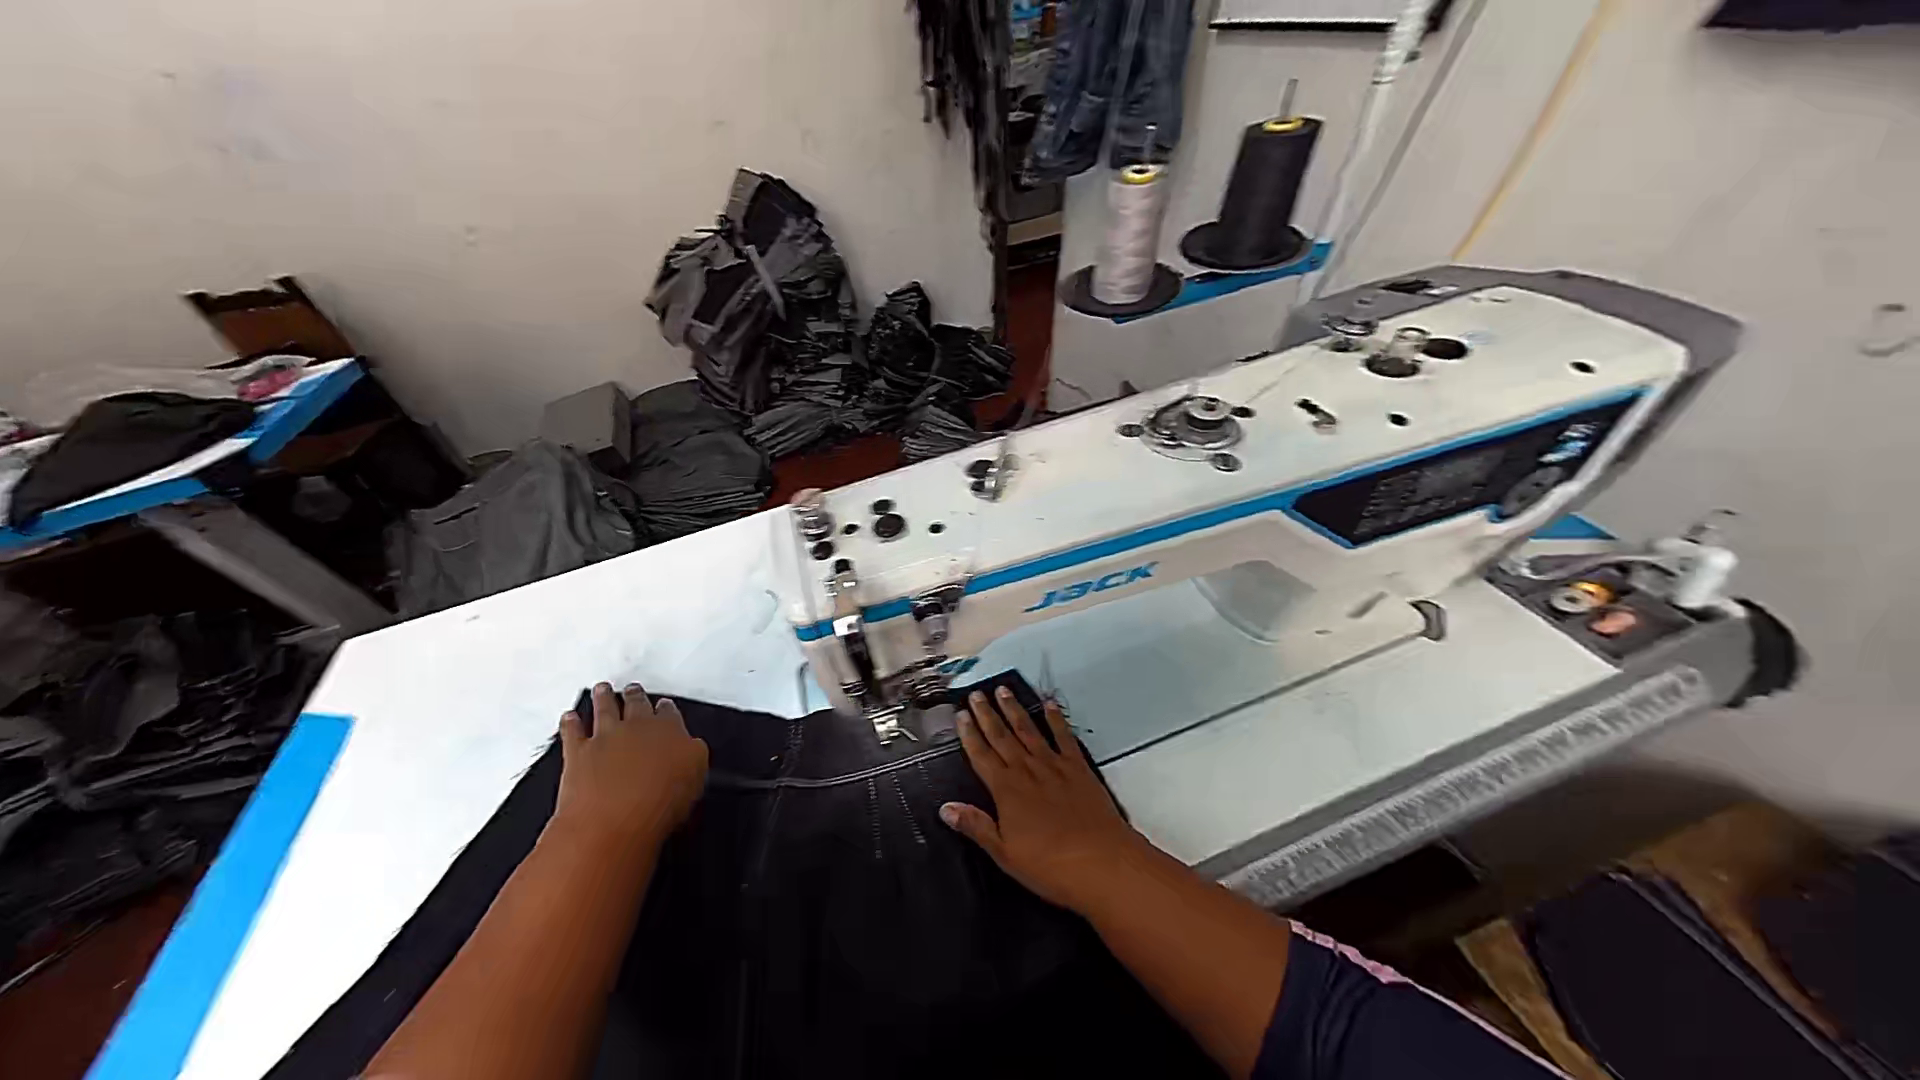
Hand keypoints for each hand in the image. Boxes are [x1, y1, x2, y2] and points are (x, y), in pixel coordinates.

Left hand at [553, 682, 708, 848]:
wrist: (614, 823)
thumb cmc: (657, 806)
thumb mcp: (694, 780)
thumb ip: (692, 758)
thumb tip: (690, 750)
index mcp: (671, 732)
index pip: (670, 714)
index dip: (666, 708)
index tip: (664, 704)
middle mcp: (638, 728)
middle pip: (637, 704)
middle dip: (636, 695)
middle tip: (634, 689)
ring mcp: (606, 737)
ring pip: (605, 709)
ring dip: (604, 697)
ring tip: (603, 689)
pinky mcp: (577, 752)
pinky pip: (572, 730)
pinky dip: (570, 722)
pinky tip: (570, 716)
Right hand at [940, 686, 1147, 913]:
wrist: (1102, 863)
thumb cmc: (1051, 865)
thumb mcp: (1005, 853)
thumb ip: (976, 826)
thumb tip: (947, 808)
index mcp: (1006, 790)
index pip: (981, 755)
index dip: (969, 735)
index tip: (961, 716)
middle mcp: (1028, 771)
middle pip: (1002, 736)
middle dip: (987, 714)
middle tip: (976, 695)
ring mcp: (1054, 766)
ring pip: (1028, 730)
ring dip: (1014, 709)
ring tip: (1003, 691)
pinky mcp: (1079, 768)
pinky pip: (1064, 737)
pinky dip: (1056, 719)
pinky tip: (1049, 705)